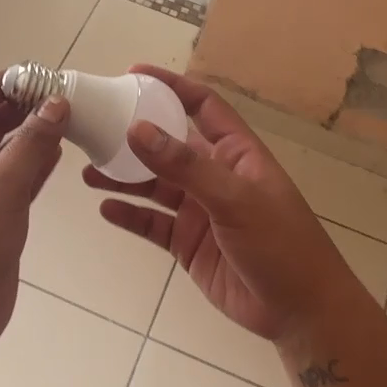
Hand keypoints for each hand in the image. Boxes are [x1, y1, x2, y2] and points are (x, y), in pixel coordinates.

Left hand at [0, 73, 68, 351]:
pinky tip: (61, 155)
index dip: (0, 83)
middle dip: (23, 105)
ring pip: (9, 152)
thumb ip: (29, 147)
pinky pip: (20, 182)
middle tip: (64, 98)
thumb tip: (56, 102)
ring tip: (71, 120)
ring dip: (34, 135)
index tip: (40, 79)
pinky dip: (38, 166)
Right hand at [85, 66, 363, 344]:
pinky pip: (152, 224)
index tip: (133, 75)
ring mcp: (200, 211)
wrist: (299, 311)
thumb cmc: (281, 245)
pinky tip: (105, 209)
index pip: (202, 106)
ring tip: (87, 172)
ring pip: (154, 186)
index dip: (172, 87)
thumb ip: (185, 166)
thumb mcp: (234, 199)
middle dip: (134, 136)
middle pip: (168, 146)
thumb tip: (137, 129)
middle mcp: (215, 177)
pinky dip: (129, 215)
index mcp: (236, 154)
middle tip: (94, 129)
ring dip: (123, 177)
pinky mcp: (188, 244)